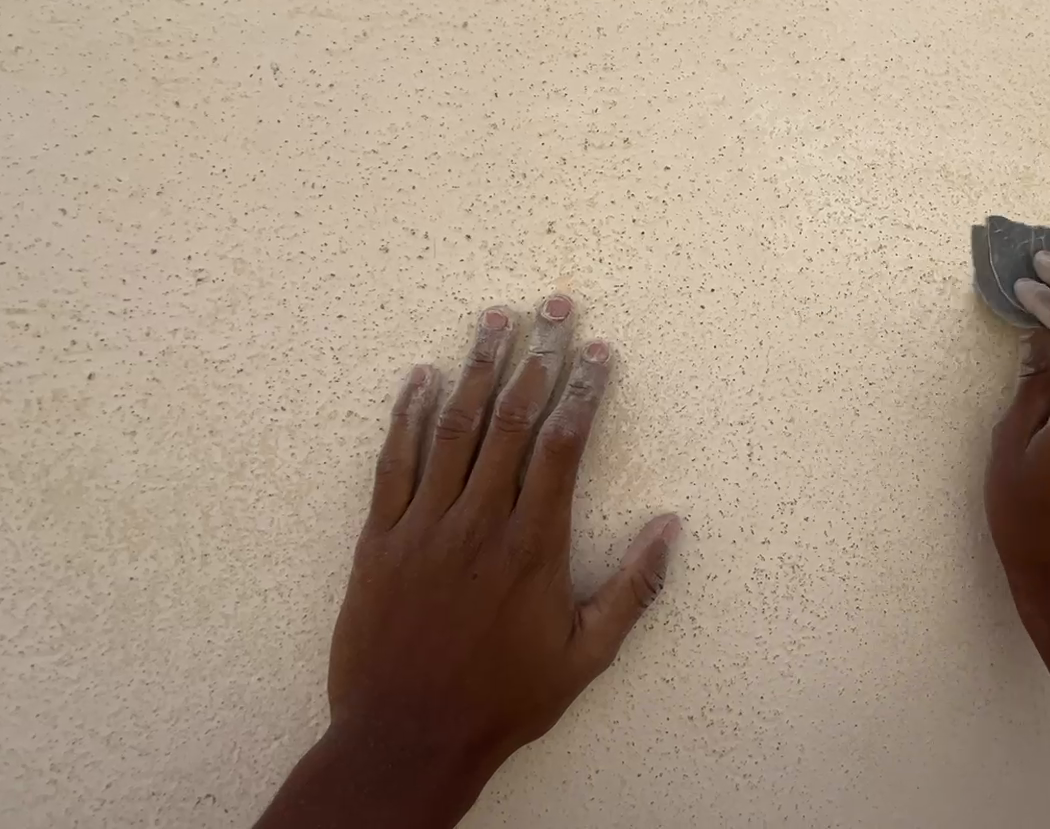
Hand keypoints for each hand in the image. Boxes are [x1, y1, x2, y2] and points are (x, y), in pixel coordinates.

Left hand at [257, 296, 681, 828]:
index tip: (598, 351)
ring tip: (494, 319)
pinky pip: (392, 465)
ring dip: (477, 368)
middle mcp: (479, 521)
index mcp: (532, 544)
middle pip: (511, 420)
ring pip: (453, 429)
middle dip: (537, 356)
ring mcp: (424, 527)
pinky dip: (407, 416)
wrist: (403, 742)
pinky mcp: (379, 540)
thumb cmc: (504, 698)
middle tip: (553, 307)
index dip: (583, 391)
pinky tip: (422, 378)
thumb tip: (671, 526)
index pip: (562, 446)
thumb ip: (634, 589)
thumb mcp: (586, 656)